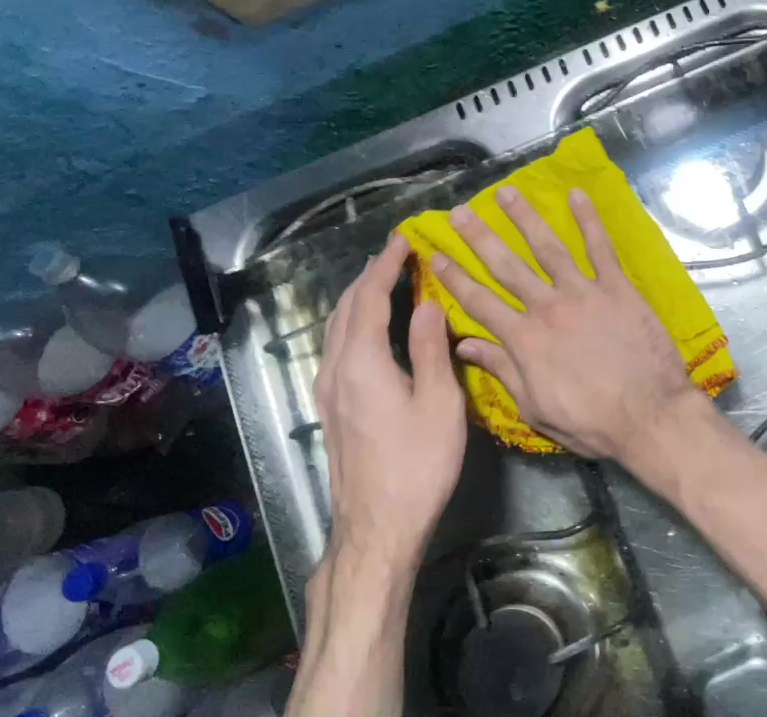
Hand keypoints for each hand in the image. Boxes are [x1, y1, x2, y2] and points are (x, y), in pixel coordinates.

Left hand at [314, 232, 465, 566]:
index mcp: (362, 363)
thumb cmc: (418, 464)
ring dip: (358, 298)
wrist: (378, 526)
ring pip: (336, 328)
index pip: (370, 298)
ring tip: (385, 281)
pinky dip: (354, 323)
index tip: (404, 239)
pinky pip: (337, 347)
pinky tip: (373, 328)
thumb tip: (429, 304)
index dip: (386, 265)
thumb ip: (432, 348)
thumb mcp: (439, 403)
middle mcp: (335, 370)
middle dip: (369, 276)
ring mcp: (326, 391)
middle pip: (345, 309)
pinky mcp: (330, 408)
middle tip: (397, 255)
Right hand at [429, 186, 701, 460]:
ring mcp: (584, 293)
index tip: (435, 255)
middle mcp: (548, 308)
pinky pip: (601, 248)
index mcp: (524, 340)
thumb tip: (463, 344)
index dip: (455, 278)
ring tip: (507, 192)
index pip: (479, 303)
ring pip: (548, 247)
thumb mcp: (535, 407)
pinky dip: (589, 220)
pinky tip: (577, 195)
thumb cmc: (591, 422)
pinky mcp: (618, 288)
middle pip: (507, 266)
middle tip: (460, 211)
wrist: (649, 414)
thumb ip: (502, 370)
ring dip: (526, 218)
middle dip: (480, 238)